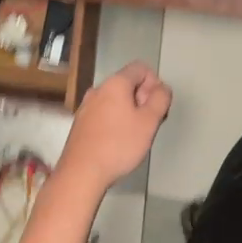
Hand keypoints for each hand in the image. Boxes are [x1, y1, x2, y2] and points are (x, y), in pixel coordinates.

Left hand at [56, 61, 172, 190]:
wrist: (80, 174)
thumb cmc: (118, 145)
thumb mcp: (149, 122)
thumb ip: (161, 99)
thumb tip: (162, 88)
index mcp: (115, 83)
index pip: (141, 68)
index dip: (154, 84)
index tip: (155, 108)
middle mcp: (98, 89)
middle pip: (127, 84)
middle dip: (142, 100)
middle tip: (147, 125)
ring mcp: (86, 106)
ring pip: (115, 100)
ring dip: (128, 113)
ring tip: (132, 137)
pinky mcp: (79, 124)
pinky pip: (102, 114)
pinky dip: (113, 122)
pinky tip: (115, 144)